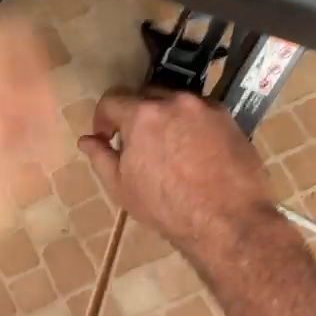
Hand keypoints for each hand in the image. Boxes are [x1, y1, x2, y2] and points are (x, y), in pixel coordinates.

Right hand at [76, 88, 277, 252]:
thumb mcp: (121, 187)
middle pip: (145, 95)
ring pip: (175, 101)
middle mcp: (174, 101)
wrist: (227, 220)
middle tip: (135, 142)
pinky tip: (194, 150)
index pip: (111, 100)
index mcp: (142, 116)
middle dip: (134, 114)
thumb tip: (87, 140)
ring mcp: (205, 107)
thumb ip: (101, 157)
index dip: (102, 118)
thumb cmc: (166, 207)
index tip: (105, 137)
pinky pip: (200, 111)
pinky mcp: (229, 118)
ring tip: (167, 146)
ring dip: (164, 116)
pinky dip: (190, 123)